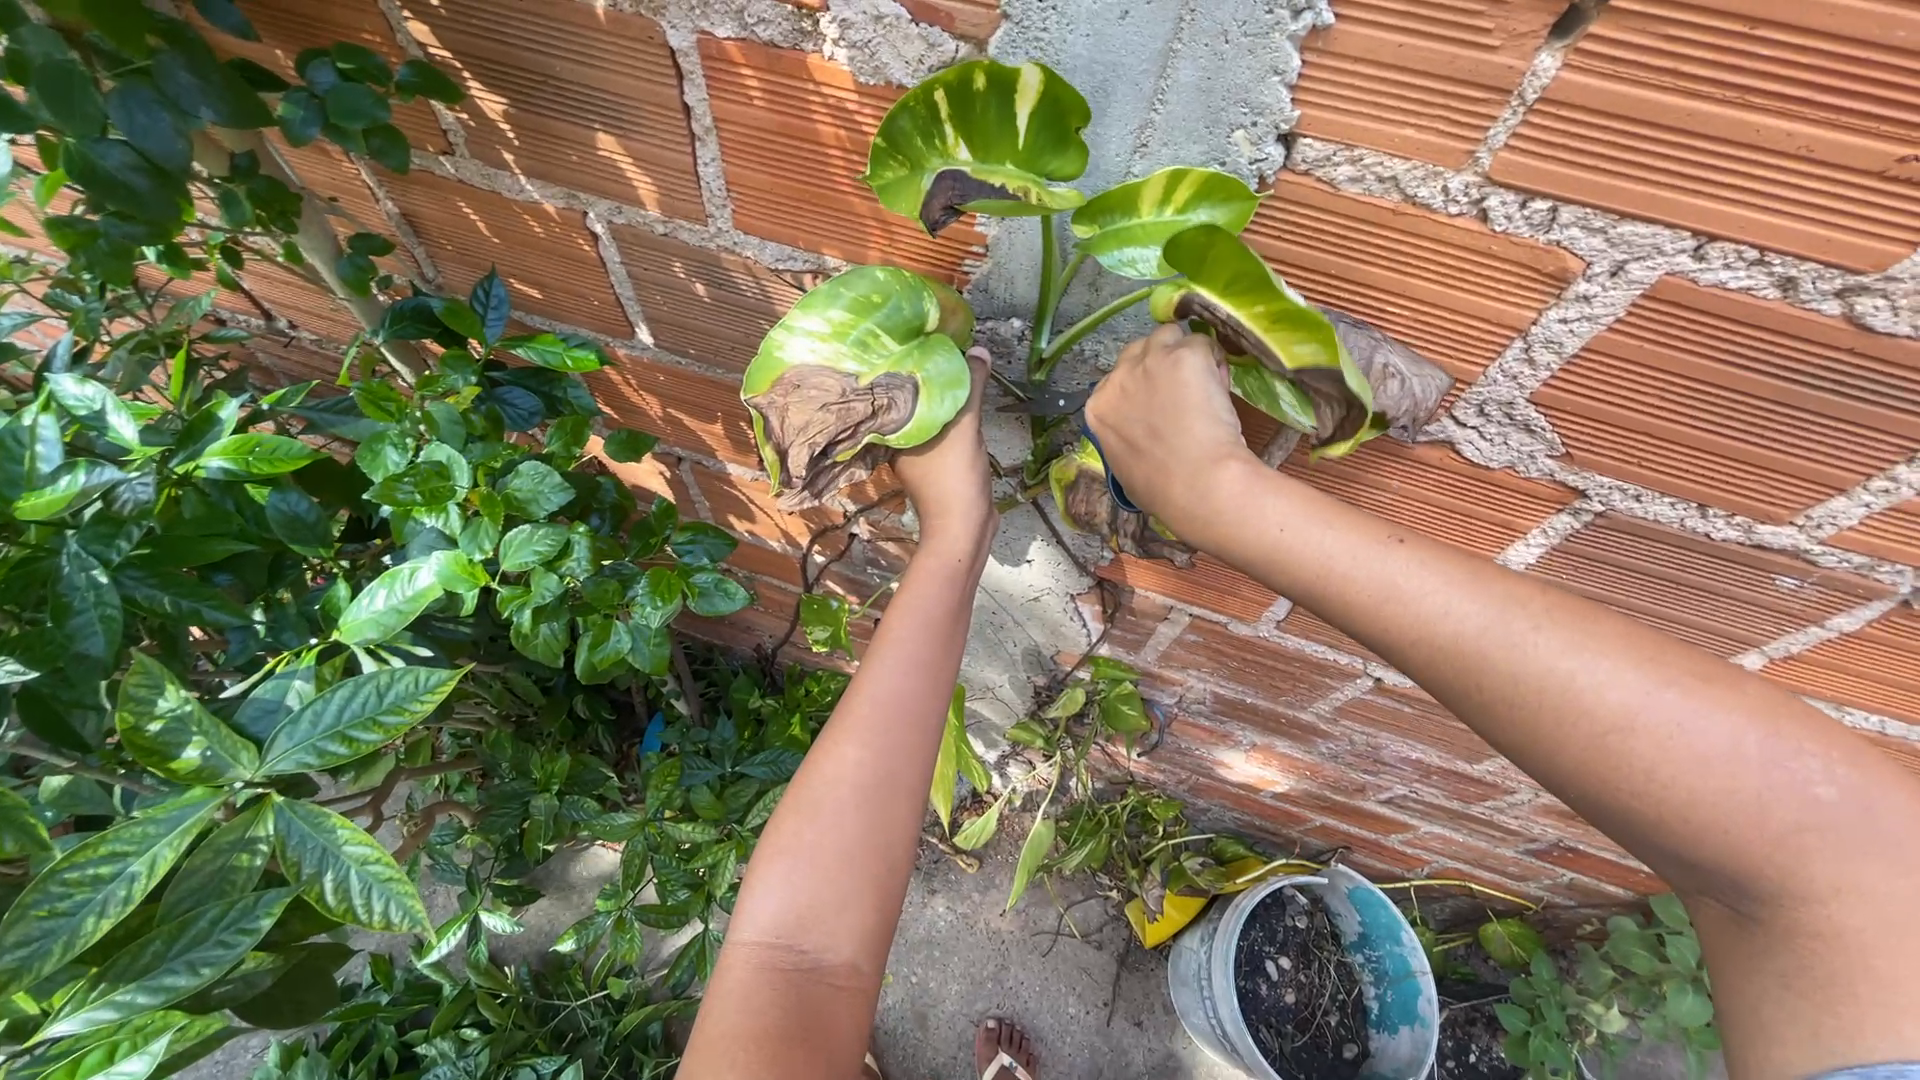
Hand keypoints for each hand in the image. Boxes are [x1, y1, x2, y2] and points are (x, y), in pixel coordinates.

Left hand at [893, 348, 995, 556]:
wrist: (964, 529)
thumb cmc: (954, 478)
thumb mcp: (965, 426)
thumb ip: (970, 388)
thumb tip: (978, 351)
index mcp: (892, 431)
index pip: (892, 390)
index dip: (904, 367)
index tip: (916, 342)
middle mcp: (896, 442)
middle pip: (910, 403)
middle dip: (925, 380)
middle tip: (939, 350)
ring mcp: (915, 457)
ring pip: (927, 419)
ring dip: (940, 401)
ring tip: (953, 371)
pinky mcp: (934, 468)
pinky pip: (939, 434)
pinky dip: (949, 421)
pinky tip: (962, 406)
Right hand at [1084, 324, 1257, 534]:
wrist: (1195, 482)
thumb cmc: (1161, 489)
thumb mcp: (1124, 467)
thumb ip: (1125, 440)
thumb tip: (1139, 440)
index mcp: (1098, 408)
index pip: (1116, 381)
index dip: (1140, 387)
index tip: (1159, 403)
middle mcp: (1118, 377)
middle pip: (1138, 351)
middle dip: (1158, 363)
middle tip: (1183, 389)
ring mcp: (1151, 361)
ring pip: (1169, 336)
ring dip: (1184, 352)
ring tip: (1204, 381)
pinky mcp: (1185, 355)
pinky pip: (1202, 344)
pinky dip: (1213, 360)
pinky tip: (1222, 386)